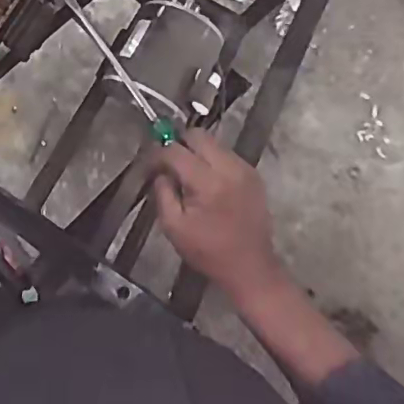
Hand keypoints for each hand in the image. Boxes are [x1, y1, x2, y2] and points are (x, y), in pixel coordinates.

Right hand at [150, 129, 286, 299]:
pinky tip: (207, 182)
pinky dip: (212, 160)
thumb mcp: (173, 226)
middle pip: (197, 135)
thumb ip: (162, 192)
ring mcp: (245, 170)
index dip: (158, 155)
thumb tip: (161, 171)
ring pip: (213, 142)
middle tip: (170, 164)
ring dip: (196, 152)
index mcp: (208, 183)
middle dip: (179, 144)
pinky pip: (226, 154)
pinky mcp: (253, 175)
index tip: (150, 166)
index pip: (175, 151)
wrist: (250, 268)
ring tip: (188, 175)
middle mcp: (229, 169)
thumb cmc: (208, 251)